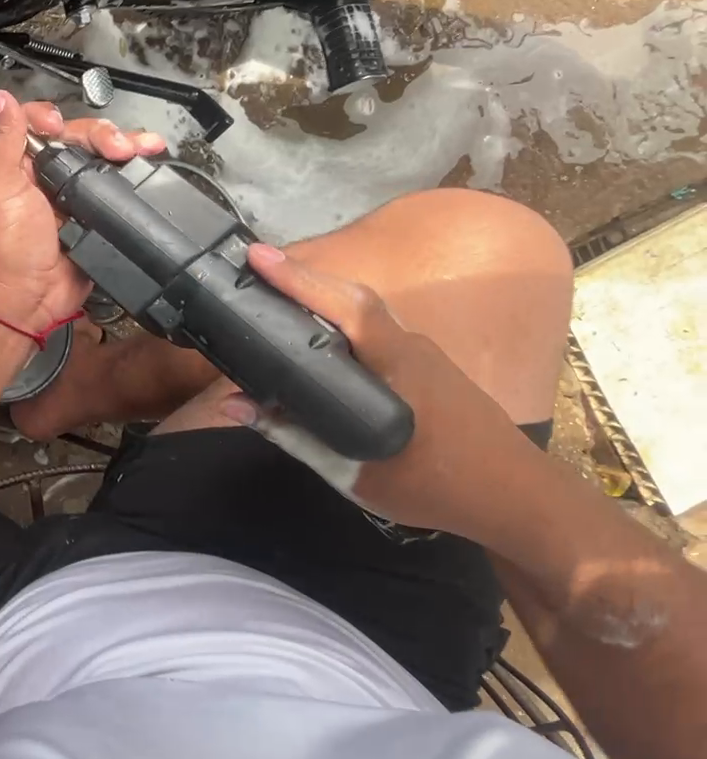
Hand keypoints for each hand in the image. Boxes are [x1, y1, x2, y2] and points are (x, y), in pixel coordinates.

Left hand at [0, 90, 164, 336]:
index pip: (30, 124)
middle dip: (96, 133)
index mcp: (5, 166)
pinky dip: (132, 170)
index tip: (59, 126)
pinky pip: (112, 185)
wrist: (25, 300)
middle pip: (71, 137)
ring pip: (96, 157)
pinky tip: (150, 159)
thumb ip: (1, 140)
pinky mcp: (90, 215)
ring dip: (121, 145)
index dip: (49, 118)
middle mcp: (34, 178)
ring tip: (140, 148)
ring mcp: (64, 197)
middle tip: (116, 146)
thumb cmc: (1, 245)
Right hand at [220, 244, 544, 539]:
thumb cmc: (439, 488)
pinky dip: (336, 320)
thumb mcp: (352, 472)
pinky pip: (373, 331)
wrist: (527, 505)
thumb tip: (231, 404)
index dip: (299, 278)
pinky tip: (313, 334)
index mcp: (399, 366)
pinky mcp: (426, 367)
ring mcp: (423, 355)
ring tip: (271, 296)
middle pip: (351, 299)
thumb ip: (291, 434)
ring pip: (363, 314)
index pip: (346, 306)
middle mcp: (411, 348)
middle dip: (300, 278)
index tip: (257, 254)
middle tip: (252, 268)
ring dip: (319, 297)